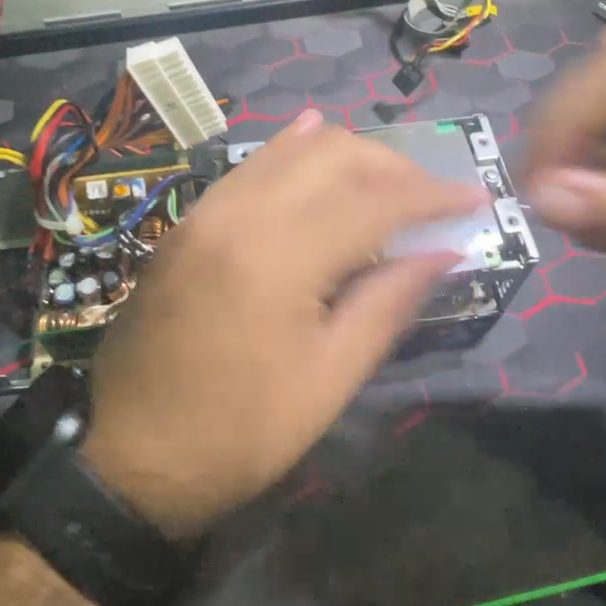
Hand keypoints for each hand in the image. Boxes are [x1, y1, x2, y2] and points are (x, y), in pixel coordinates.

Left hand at [80, 110, 484, 538]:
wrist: (129, 456)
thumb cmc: (239, 431)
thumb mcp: (328, 380)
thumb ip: (388, 303)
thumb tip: (445, 251)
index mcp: (279, 255)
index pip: (375, 202)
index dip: (433, 195)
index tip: (476, 197)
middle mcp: (240, 212)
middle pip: (334, 154)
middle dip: (393, 166)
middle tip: (431, 198)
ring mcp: (207, 210)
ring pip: (290, 149)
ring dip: (347, 156)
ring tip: (388, 184)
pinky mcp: (189, 221)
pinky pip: (251, 166)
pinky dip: (294, 154)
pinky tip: (318, 149)